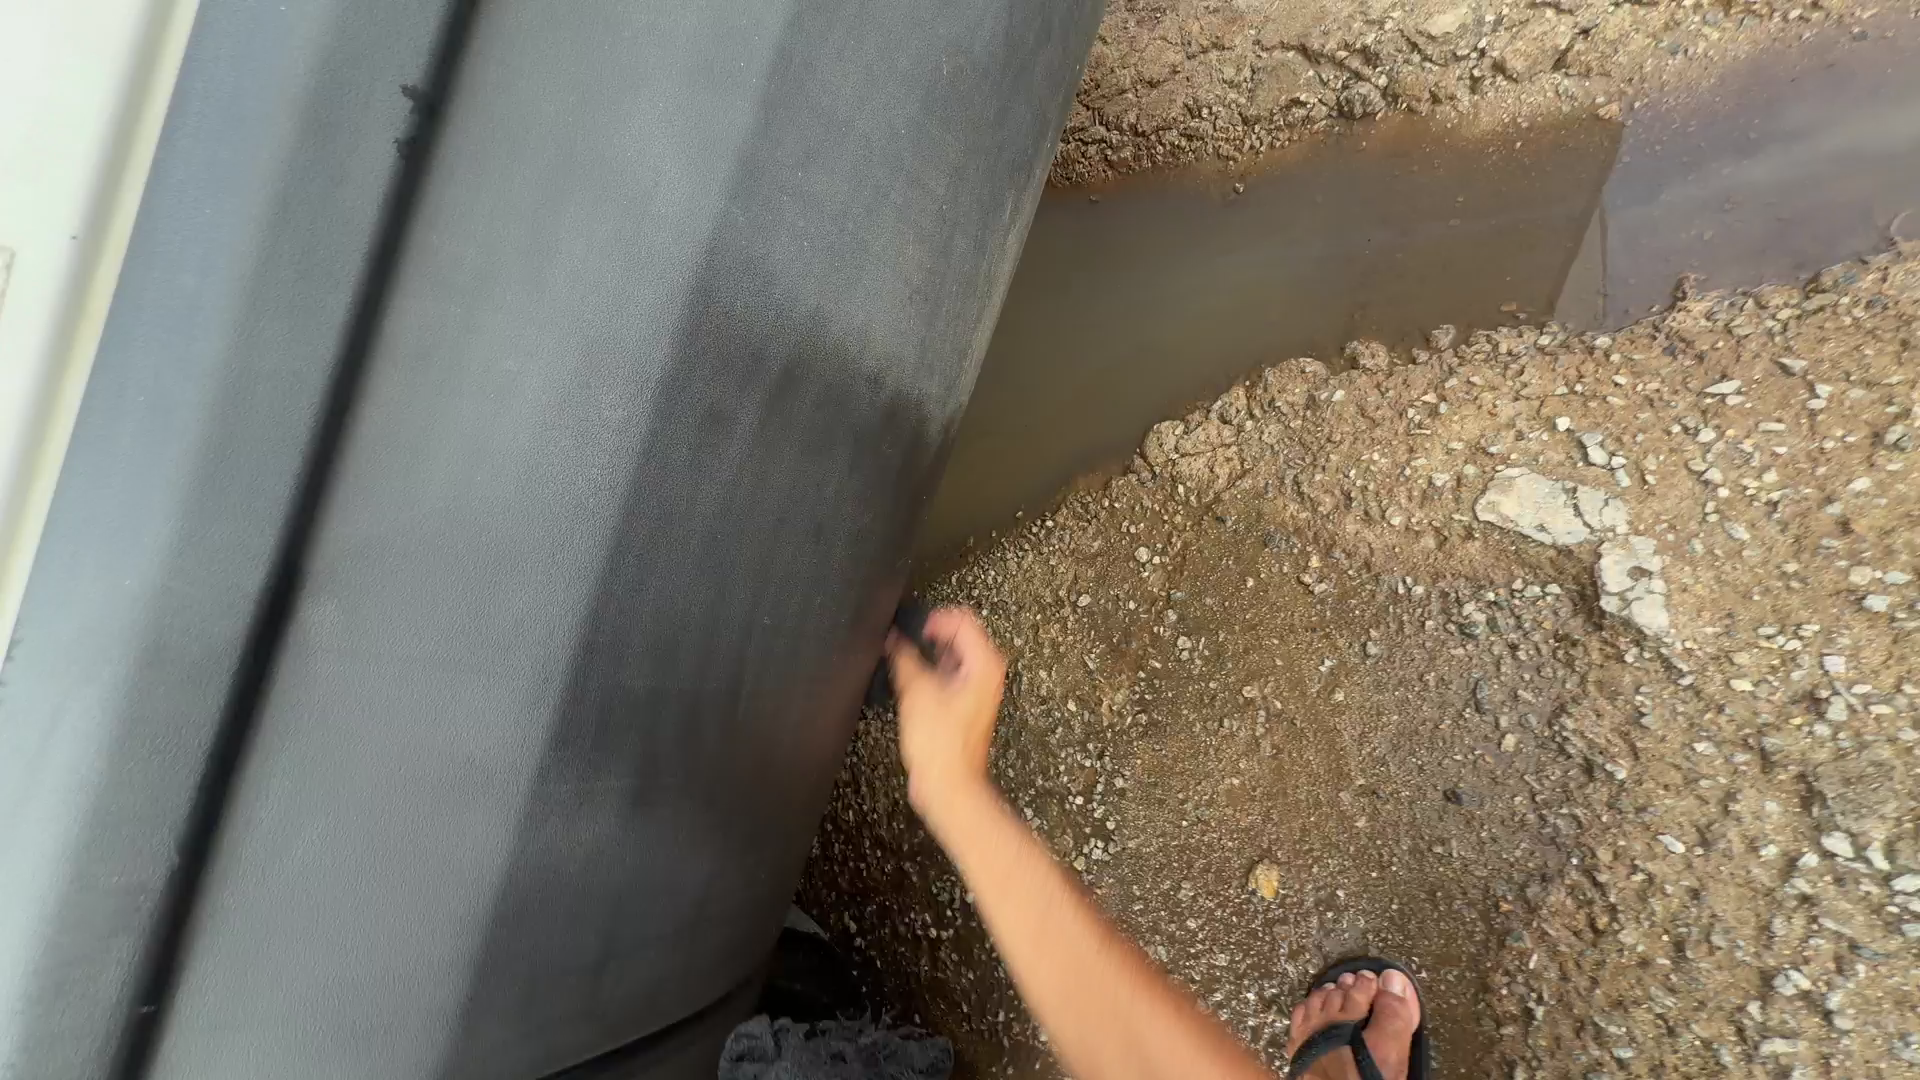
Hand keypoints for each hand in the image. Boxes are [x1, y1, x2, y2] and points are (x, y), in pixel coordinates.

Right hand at [886, 606, 1007, 818]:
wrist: (948, 784)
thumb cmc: (943, 747)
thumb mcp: (916, 691)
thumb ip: (904, 657)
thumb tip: (895, 640)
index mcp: (984, 664)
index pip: (964, 620)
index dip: (935, 619)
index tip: (914, 626)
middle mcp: (987, 674)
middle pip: (961, 635)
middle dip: (933, 634)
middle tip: (908, 638)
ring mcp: (979, 690)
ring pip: (954, 655)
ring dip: (931, 653)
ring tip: (908, 659)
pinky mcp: (967, 704)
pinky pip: (951, 674)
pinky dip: (934, 672)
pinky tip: (915, 683)